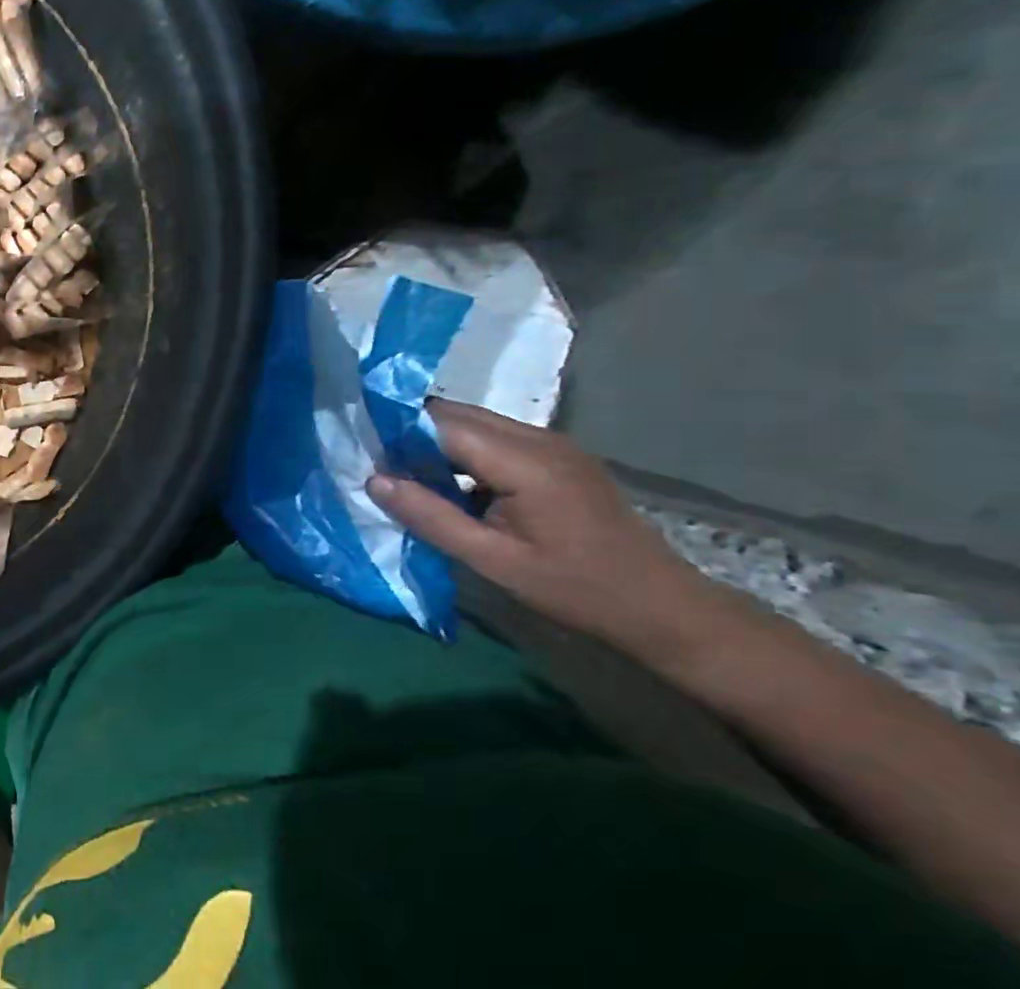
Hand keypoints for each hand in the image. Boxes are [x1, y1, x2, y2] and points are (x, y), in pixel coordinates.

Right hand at [367, 399, 730, 649]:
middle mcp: (540, 438)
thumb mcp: (492, 560)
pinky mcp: (559, 457)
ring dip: (437, 443)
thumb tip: (374, 480)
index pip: (444, 423)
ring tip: (406, 475)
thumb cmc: (572, 587)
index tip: (362, 449)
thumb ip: (431, 517)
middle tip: (377, 463)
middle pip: (459, 415)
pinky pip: (497, 440)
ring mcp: (554, 445)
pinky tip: (451, 485)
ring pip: (477, 424)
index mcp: (525, 461)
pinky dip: (464, 453)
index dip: (398, 431)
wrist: (657, 604)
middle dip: (412, 433)